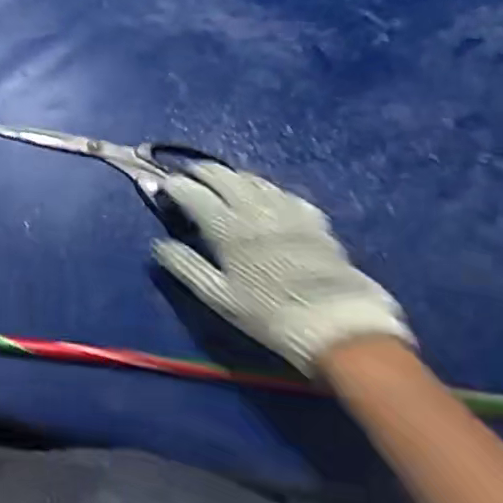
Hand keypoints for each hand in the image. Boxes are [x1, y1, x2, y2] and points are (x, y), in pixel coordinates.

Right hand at [152, 162, 413, 373]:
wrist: (342, 331)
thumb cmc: (269, 314)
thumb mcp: (217, 296)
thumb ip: (185, 266)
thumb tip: (160, 245)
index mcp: (227, 229)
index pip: (193, 192)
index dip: (174, 185)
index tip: (162, 187)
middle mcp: (256, 213)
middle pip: (224, 177)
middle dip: (201, 172)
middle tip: (188, 177)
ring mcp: (290, 215)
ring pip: (255, 181)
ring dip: (232, 177)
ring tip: (221, 182)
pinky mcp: (316, 224)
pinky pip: (286, 194)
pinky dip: (267, 190)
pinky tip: (265, 198)